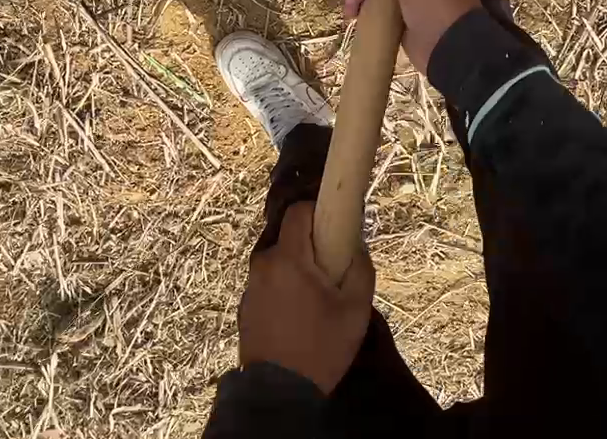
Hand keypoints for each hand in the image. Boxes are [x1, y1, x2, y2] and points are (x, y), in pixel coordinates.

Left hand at [238, 202, 374, 392]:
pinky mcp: (245, 306)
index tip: (334, 228)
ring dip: (296, 269)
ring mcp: (250, 287)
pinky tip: (297, 315)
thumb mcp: (355, 310)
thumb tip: (356, 246)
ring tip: (315, 299)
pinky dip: (283, 288)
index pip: (298, 212)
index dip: (317, 211)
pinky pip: (268, 283)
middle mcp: (263, 265)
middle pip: (288, 237)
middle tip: (330, 271)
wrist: (279, 395)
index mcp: (288, 259)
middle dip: (310, 246)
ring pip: (278, 261)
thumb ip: (361, 269)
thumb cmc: (320, 348)